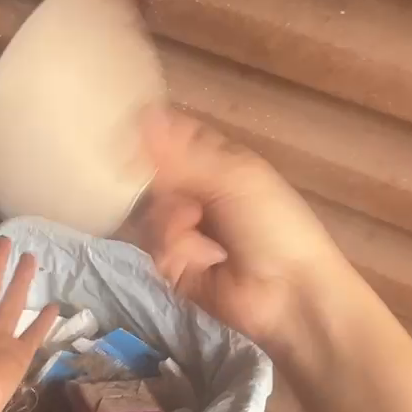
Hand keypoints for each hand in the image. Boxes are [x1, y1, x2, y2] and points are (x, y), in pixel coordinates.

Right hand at [133, 109, 349, 350]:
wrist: (285, 294)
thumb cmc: (272, 226)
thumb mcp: (234, 178)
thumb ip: (183, 153)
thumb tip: (140, 116)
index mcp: (215, 162)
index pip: (170, 137)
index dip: (148, 136)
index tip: (126, 136)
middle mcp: (194, 192)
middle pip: (149, 178)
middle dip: (160, 188)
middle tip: (182, 199)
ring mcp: (182, 230)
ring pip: (147, 214)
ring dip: (171, 224)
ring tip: (197, 235)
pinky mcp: (172, 265)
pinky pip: (152, 248)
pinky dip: (175, 252)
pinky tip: (202, 260)